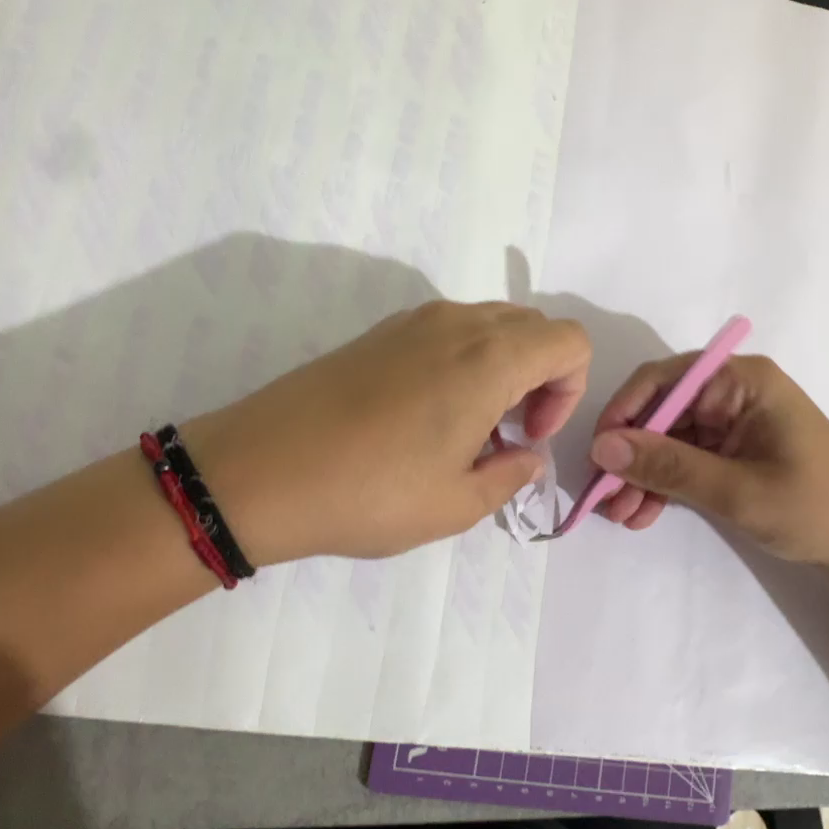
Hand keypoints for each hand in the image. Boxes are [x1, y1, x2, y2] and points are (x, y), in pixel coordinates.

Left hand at [182, 301, 588, 564]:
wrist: (259, 472)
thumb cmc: (370, 494)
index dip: (569, 391)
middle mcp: (455, 324)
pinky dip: (461, 365)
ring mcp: (410, 323)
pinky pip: (445, 334)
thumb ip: (510, 476)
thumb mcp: (456, 505)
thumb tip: (526, 457)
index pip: (570, 341)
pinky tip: (423, 421)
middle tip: (505, 437)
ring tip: (465, 433)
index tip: (530, 437)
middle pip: (532, 327)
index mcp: (488, 359)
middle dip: (540, 379)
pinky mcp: (376, 335)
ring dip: (500, 372)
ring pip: (487, 327)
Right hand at [587, 354, 828, 572]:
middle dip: (630, 456)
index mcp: (743, 381)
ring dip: (641, 477)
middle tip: (604, 500)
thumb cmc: (814, 509)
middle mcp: (732, 393)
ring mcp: (731, 423)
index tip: (598, 457)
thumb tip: (602, 449)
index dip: (624, 414)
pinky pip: (682, 461)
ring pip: (665, 441)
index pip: (664, 380)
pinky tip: (642, 515)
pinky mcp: (730, 451)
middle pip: (660, 412)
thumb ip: (668, 467)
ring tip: (621, 517)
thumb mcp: (737, 491)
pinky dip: (662, 486)